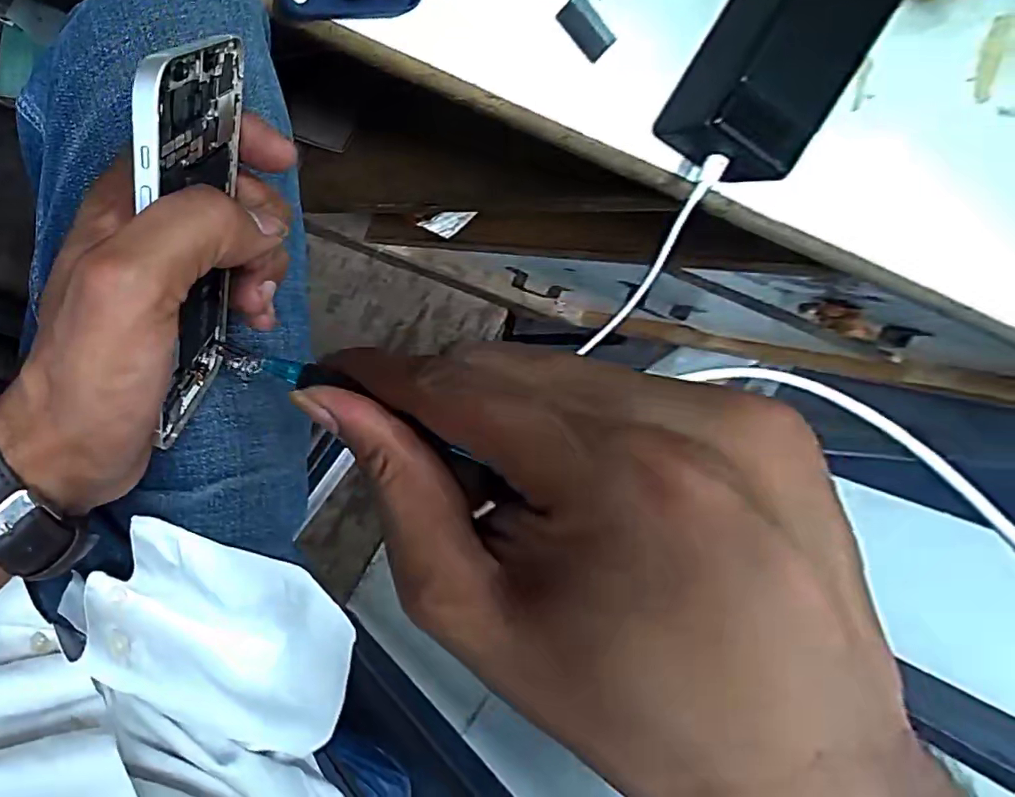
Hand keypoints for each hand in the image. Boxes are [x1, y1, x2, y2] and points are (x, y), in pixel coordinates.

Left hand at [0, 114, 296, 513]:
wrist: (70, 448)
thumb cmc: (89, 369)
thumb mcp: (131, 282)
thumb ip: (192, 227)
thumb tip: (256, 221)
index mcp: (120, 202)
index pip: (183, 134)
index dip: (236, 135)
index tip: (281, 160)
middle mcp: (139, 226)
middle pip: (222, 188)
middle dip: (256, 219)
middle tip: (255, 272)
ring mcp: (159, 269)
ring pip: (233, 234)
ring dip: (259, 262)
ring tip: (253, 306)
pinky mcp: (175, 308)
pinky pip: (230, 278)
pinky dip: (252, 291)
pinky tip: (253, 319)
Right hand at [292, 344, 954, 796]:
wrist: (797, 768)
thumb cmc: (611, 698)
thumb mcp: (464, 604)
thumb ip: (394, 484)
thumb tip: (330, 399)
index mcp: (621, 478)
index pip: (455, 387)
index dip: (377, 374)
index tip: (326, 374)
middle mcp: (692, 421)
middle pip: (497, 367)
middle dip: (435, 399)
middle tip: (421, 463)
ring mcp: (739, 412)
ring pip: (547, 366)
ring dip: (494, 407)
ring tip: (504, 483)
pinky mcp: (762, 417)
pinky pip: (607, 383)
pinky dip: (558, 414)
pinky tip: (569, 477)